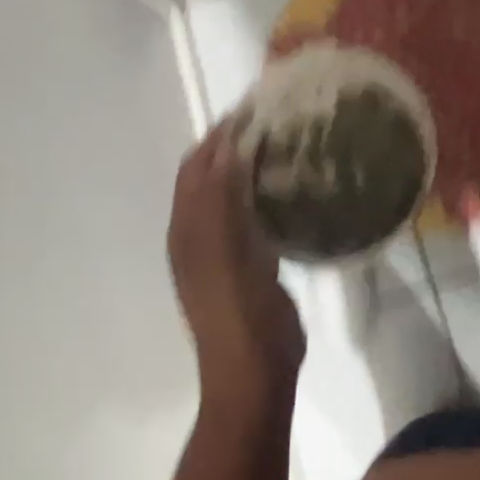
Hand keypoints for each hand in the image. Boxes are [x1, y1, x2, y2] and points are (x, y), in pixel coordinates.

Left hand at [167, 115, 304, 400]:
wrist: (254, 374)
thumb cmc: (240, 314)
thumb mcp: (227, 253)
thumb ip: (222, 199)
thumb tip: (227, 144)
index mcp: (187, 228)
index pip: (197, 164)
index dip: (220, 133)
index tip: (255, 104)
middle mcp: (197, 233)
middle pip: (211, 174)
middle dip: (234, 143)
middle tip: (276, 118)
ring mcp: (222, 250)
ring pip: (231, 192)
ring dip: (250, 165)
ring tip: (287, 142)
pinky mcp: (248, 264)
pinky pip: (250, 213)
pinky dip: (263, 191)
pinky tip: (291, 187)